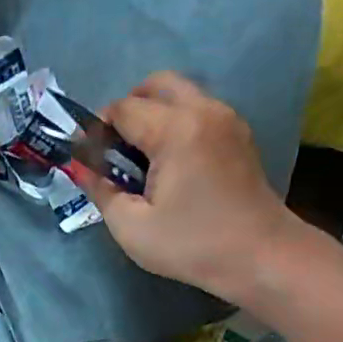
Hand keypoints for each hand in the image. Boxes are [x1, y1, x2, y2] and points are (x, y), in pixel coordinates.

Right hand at [81, 73, 307, 300]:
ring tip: (140, 159)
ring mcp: (226, 119)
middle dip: (127, 109)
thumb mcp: (132, 228)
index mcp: (175, 129)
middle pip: (156, 85)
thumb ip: (102, 192)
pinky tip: (169, 164)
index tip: (86, 157)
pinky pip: (199, 112)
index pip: (124, 109)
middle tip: (114, 150)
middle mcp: (203, 110)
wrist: (259, 256)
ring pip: (181, 95)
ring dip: (154, 114)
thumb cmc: (191, 245)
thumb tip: (82, 168)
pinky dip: (177, 124)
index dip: (97, 130)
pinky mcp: (239, 135)